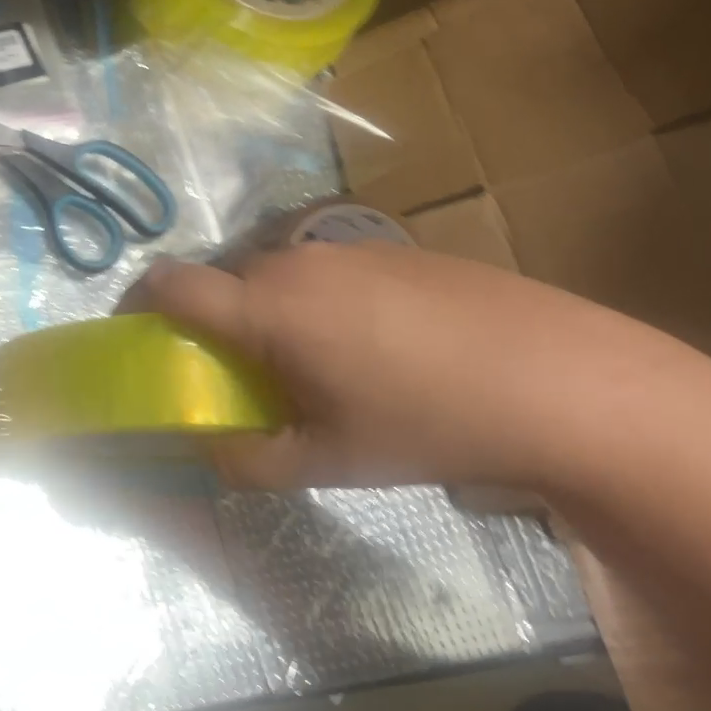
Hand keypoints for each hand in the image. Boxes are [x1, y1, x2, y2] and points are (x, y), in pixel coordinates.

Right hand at [122, 244, 710, 494]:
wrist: (575, 383)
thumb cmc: (431, 425)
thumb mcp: (326, 461)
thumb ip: (243, 458)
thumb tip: (203, 449)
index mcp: (266, 307)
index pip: (166, 284)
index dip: (136, 308)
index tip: (139, 343)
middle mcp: (295, 261)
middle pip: (220, 280)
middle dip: (209, 323)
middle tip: (235, 374)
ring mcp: (351, 249)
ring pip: (273, 274)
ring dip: (263, 312)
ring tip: (308, 364)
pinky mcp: (397, 249)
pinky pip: (324, 270)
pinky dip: (315, 303)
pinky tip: (371, 348)